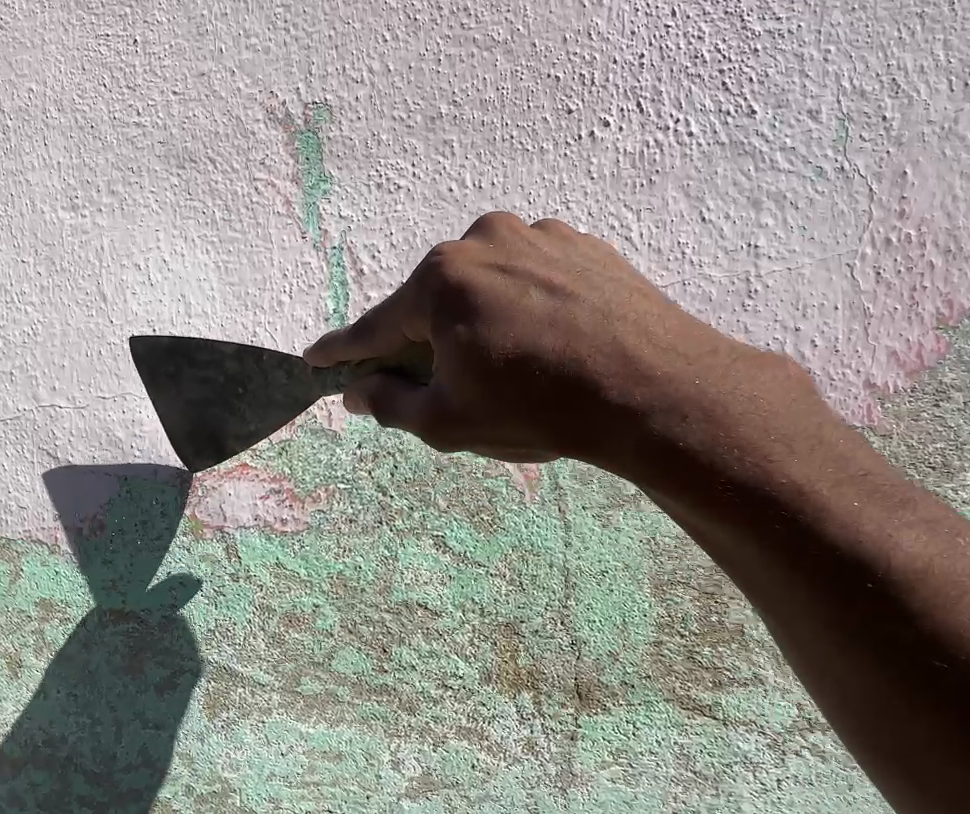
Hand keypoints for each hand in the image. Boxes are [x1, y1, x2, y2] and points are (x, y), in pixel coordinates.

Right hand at [304, 212, 823, 476]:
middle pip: (430, 303)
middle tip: (435, 386)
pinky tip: (542, 349)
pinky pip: (529, 281)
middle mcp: (483, 241)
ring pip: (483, 289)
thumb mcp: (444, 421)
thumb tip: (357, 391)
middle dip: (422, 343)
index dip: (341, 352)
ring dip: (475, 326)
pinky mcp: (585, 247)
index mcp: (440, 280)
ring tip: (504, 372)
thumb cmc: (534, 408)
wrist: (655, 390)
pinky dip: (520, 311)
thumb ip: (389, 403)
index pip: (374, 328)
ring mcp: (539, 236)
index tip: (314, 359)